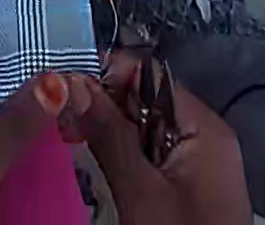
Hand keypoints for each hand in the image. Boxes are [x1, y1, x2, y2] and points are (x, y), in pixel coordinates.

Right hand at [59, 56, 252, 224]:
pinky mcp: (183, 182)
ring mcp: (194, 160)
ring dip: (103, 124)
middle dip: (101, 100)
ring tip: (69, 130)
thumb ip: (106, 130)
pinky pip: (144, 146)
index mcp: (203, 127)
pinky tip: (89, 149)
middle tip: (61, 112)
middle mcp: (202, 134)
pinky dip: (115, 145)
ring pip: (138, 121)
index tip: (66, 85)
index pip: (148, 73)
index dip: (107, 73)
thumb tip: (70, 78)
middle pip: (142, 94)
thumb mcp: (140, 191)